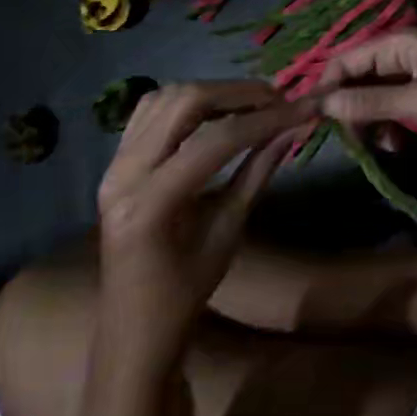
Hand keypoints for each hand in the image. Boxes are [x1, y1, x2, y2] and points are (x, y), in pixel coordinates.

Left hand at [96, 81, 316, 323]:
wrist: (133, 323)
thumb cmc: (186, 290)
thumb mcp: (229, 231)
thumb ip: (258, 171)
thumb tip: (294, 127)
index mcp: (151, 203)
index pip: (217, 140)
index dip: (265, 119)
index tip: (303, 108)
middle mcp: (123, 174)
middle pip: (186, 102)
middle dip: (239, 94)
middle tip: (279, 99)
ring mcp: (113, 164)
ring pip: (167, 97)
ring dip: (215, 92)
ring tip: (254, 103)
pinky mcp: (114, 161)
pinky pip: (151, 110)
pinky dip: (188, 101)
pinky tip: (217, 111)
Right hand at [313, 30, 416, 143]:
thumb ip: (372, 102)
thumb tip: (324, 104)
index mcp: (400, 43)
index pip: (347, 58)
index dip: (326, 85)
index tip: (309, 117)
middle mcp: (399, 53)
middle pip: (355, 77)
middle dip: (348, 108)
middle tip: (346, 139)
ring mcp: (408, 74)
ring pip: (368, 95)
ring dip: (367, 121)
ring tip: (376, 145)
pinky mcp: (415, 94)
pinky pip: (386, 107)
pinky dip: (385, 126)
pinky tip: (394, 144)